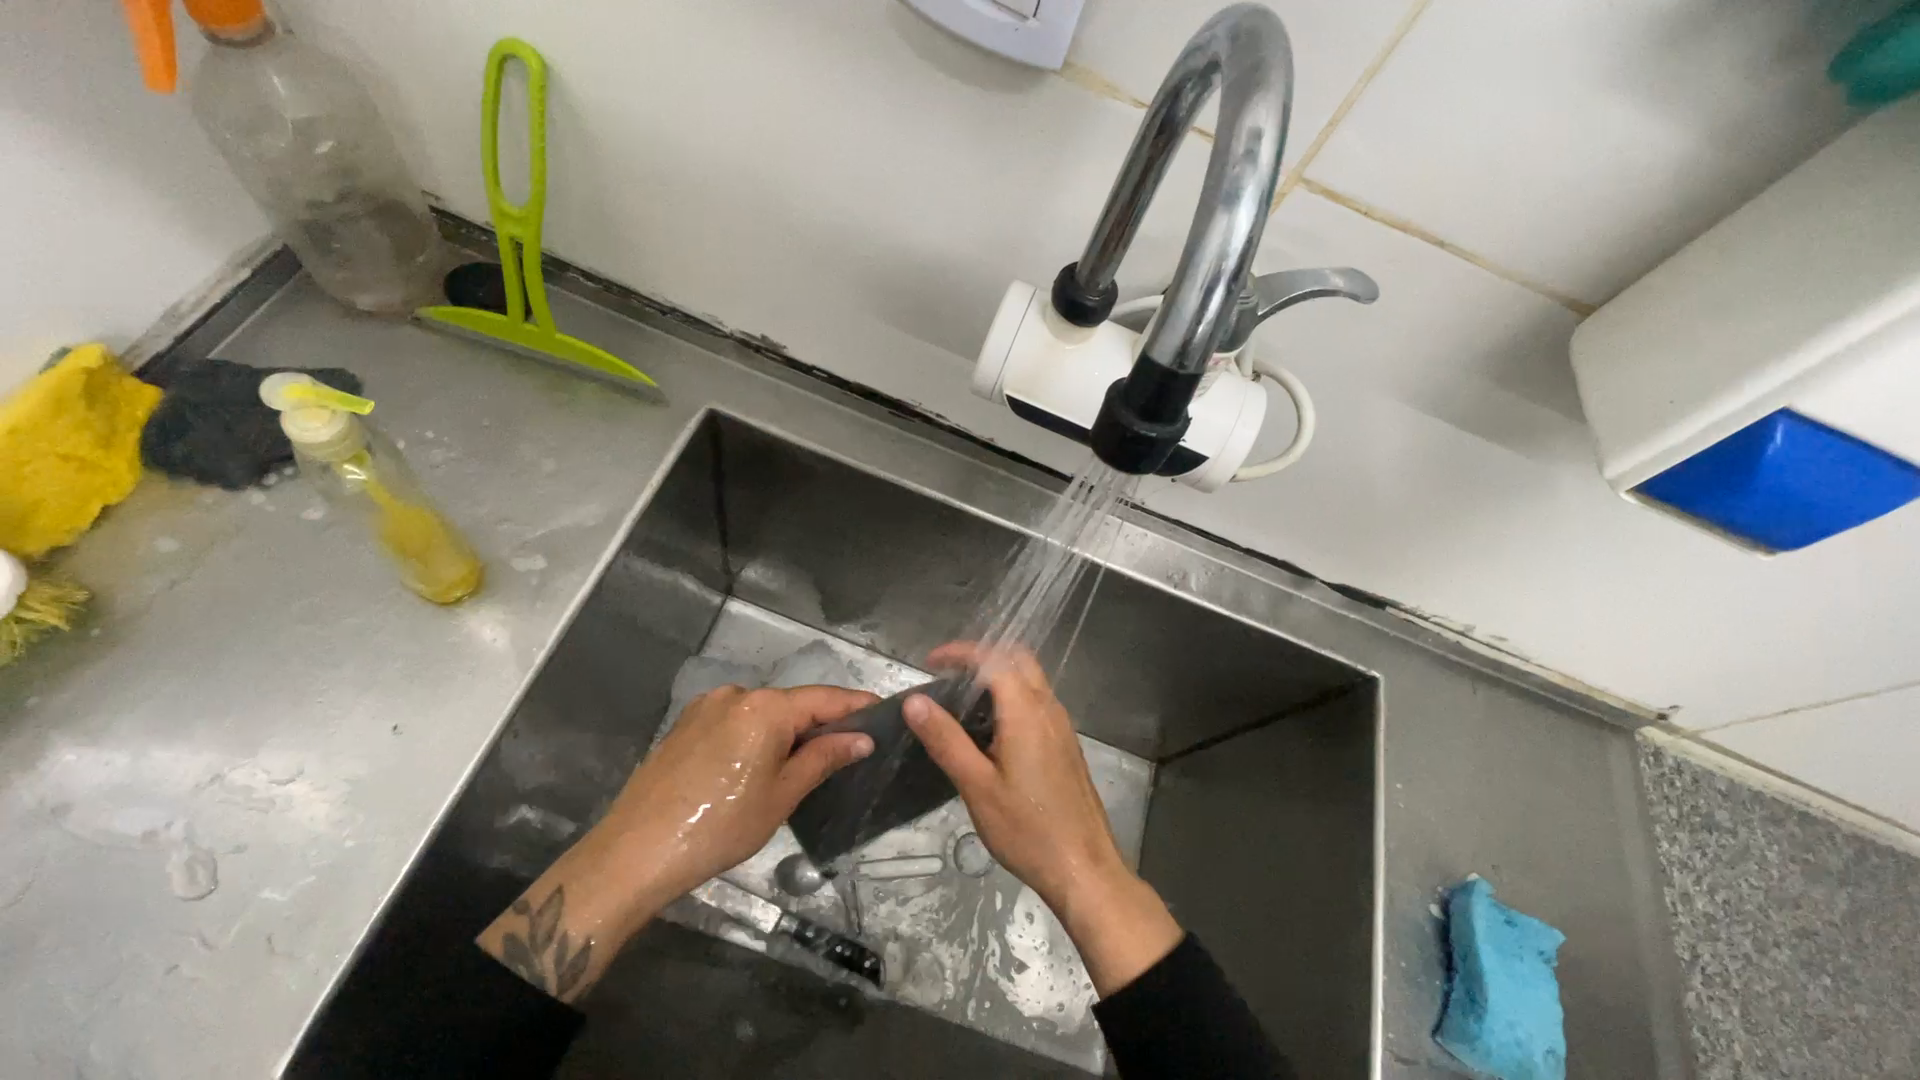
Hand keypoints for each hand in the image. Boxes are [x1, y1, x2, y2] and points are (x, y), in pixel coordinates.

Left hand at [478, 683, 875, 1000]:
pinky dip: (757, 737)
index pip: (825, 699)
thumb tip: (862, 738)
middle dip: (822, 723)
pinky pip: (736, 723)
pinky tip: (760, 767)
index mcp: (764, 708)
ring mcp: (705, 708)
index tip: (886, 712)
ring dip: (787, 732)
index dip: (857, 706)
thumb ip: (823, 758)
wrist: (636, 851)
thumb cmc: (721, 826)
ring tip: (805, 764)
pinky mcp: (685, 725)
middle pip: (793, 703)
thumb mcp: (782, 796)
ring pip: (763, 714)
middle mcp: (736, 695)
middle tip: (851, 749)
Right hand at [906, 644, 1182, 995]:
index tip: (930, 662)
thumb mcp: (977, 787)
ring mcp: (1062, 729)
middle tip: (946, 675)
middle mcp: (1049, 711)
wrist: (1084, 869)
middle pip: (1018, 661)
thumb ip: (946, 740)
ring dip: (997, 678)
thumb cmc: (1027, 830)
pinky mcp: (1065, 748)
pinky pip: (1037, 705)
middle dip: (981, 657)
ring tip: (959, 702)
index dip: (961, 653)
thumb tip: (915, 701)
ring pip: (1031, 683)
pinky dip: (1010, 700)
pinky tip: (987, 733)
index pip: (995, 660)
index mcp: (1027, 713)